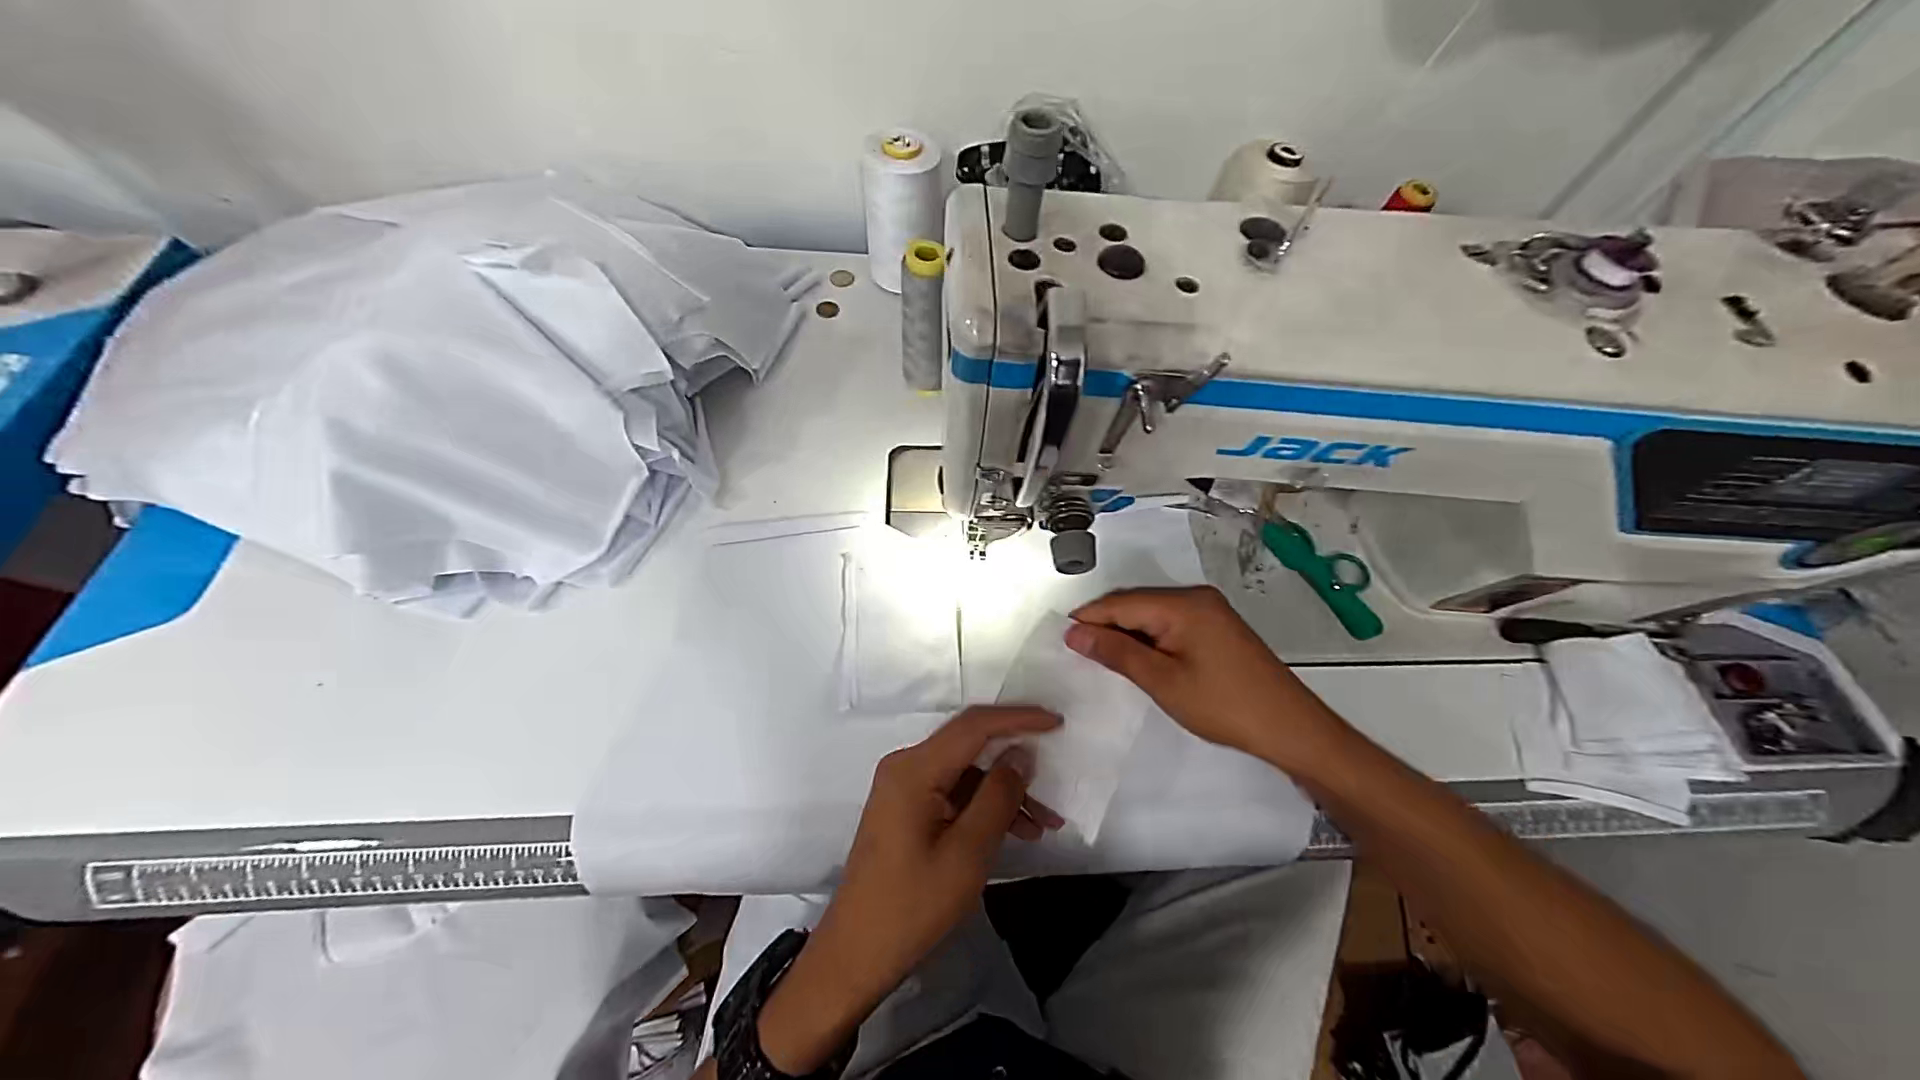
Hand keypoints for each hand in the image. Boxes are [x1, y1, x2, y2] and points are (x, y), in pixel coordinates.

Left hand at [757, 706, 1062, 1073]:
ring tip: (1043, 826)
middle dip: (1015, 764)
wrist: (856, 955)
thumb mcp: (967, 853)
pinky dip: (984, 808)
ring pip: (966, 774)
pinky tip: (1014, 833)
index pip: (973, 726)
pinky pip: (953, 794)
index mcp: (914, 770)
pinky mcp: (906, 809)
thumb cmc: (912, 906)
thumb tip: (1021, 754)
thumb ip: (998, 797)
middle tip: (1054, 790)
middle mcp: (906, 767)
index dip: (1018, 719)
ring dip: (1004, 793)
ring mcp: (904, 788)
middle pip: (970, 748)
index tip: (1057, 722)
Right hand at [1064, 586, 1349, 766]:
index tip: (1061, 640)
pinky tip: (1136, 657)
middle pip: (1135, 602)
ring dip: (1126, 631)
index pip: (1120, 603)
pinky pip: (1170, 622)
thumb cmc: (1225, 705)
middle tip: (1077, 651)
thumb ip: (1116, 652)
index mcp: (1184, 604)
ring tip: (1101, 657)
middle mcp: (1197, 598)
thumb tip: (1075, 632)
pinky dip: (1148, 636)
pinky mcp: (1217, 627)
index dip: (1088, 619)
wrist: (1289, 728)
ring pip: (1151, 613)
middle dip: (1105, 623)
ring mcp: (1210, 611)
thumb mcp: (1162, 681)